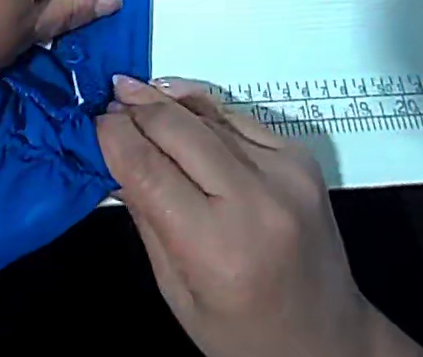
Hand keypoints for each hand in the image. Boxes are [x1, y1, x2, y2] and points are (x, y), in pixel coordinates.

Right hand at [96, 77, 422, 356]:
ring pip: (205, 112)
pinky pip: (235, 115)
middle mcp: (255, 200)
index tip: (91, 120)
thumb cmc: (243, 333)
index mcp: (218, 247)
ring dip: (163, 98)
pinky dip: (200, 105)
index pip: (147, 167)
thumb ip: (144, 215)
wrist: (331, 341)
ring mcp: (284, 171)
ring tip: (132, 89)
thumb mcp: (176, 291)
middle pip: (175, 127)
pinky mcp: (299, 155)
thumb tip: (111, 152)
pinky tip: (176, 101)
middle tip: (108, 97)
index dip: (112, 135)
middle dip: (134, 107)